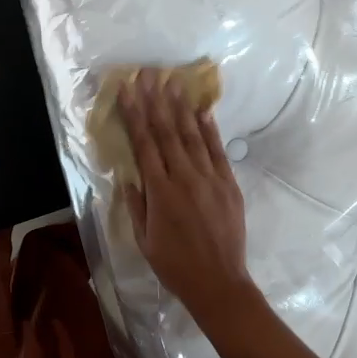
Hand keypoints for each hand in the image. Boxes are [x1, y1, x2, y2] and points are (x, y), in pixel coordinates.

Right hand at [119, 68, 255, 320]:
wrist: (219, 283)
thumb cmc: (175, 265)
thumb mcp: (144, 240)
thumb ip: (136, 205)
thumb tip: (129, 175)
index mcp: (159, 191)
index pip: (144, 143)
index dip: (135, 114)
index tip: (128, 90)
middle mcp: (184, 177)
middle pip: (167, 131)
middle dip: (156, 100)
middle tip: (149, 74)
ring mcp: (209, 178)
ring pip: (192, 135)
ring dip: (181, 107)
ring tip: (173, 82)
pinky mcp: (229, 184)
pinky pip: (218, 150)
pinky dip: (209, 129)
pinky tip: (203, 110)